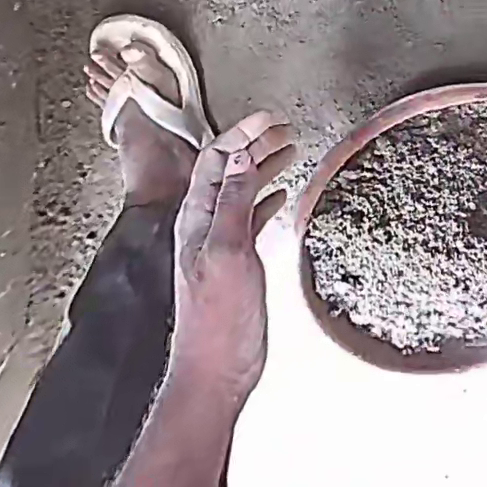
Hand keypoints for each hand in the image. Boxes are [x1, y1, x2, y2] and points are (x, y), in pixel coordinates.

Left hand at [167, 111, 296, 407]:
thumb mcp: (227, 251)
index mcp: (197, 216)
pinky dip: (267, 196)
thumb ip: (232, 202)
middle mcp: (205, 222)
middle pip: (229, 168)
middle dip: (256, 143)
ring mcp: (221, 239)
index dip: (241, 133)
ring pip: (242, 187)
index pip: (216, 159)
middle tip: (284, 129)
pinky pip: (251, 213)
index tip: (269, 118)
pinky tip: (281, 193)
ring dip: (264, 165)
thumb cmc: (218, 317)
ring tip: (289, 149)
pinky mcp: (237, 257)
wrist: (217, 368)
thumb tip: (240, 156)